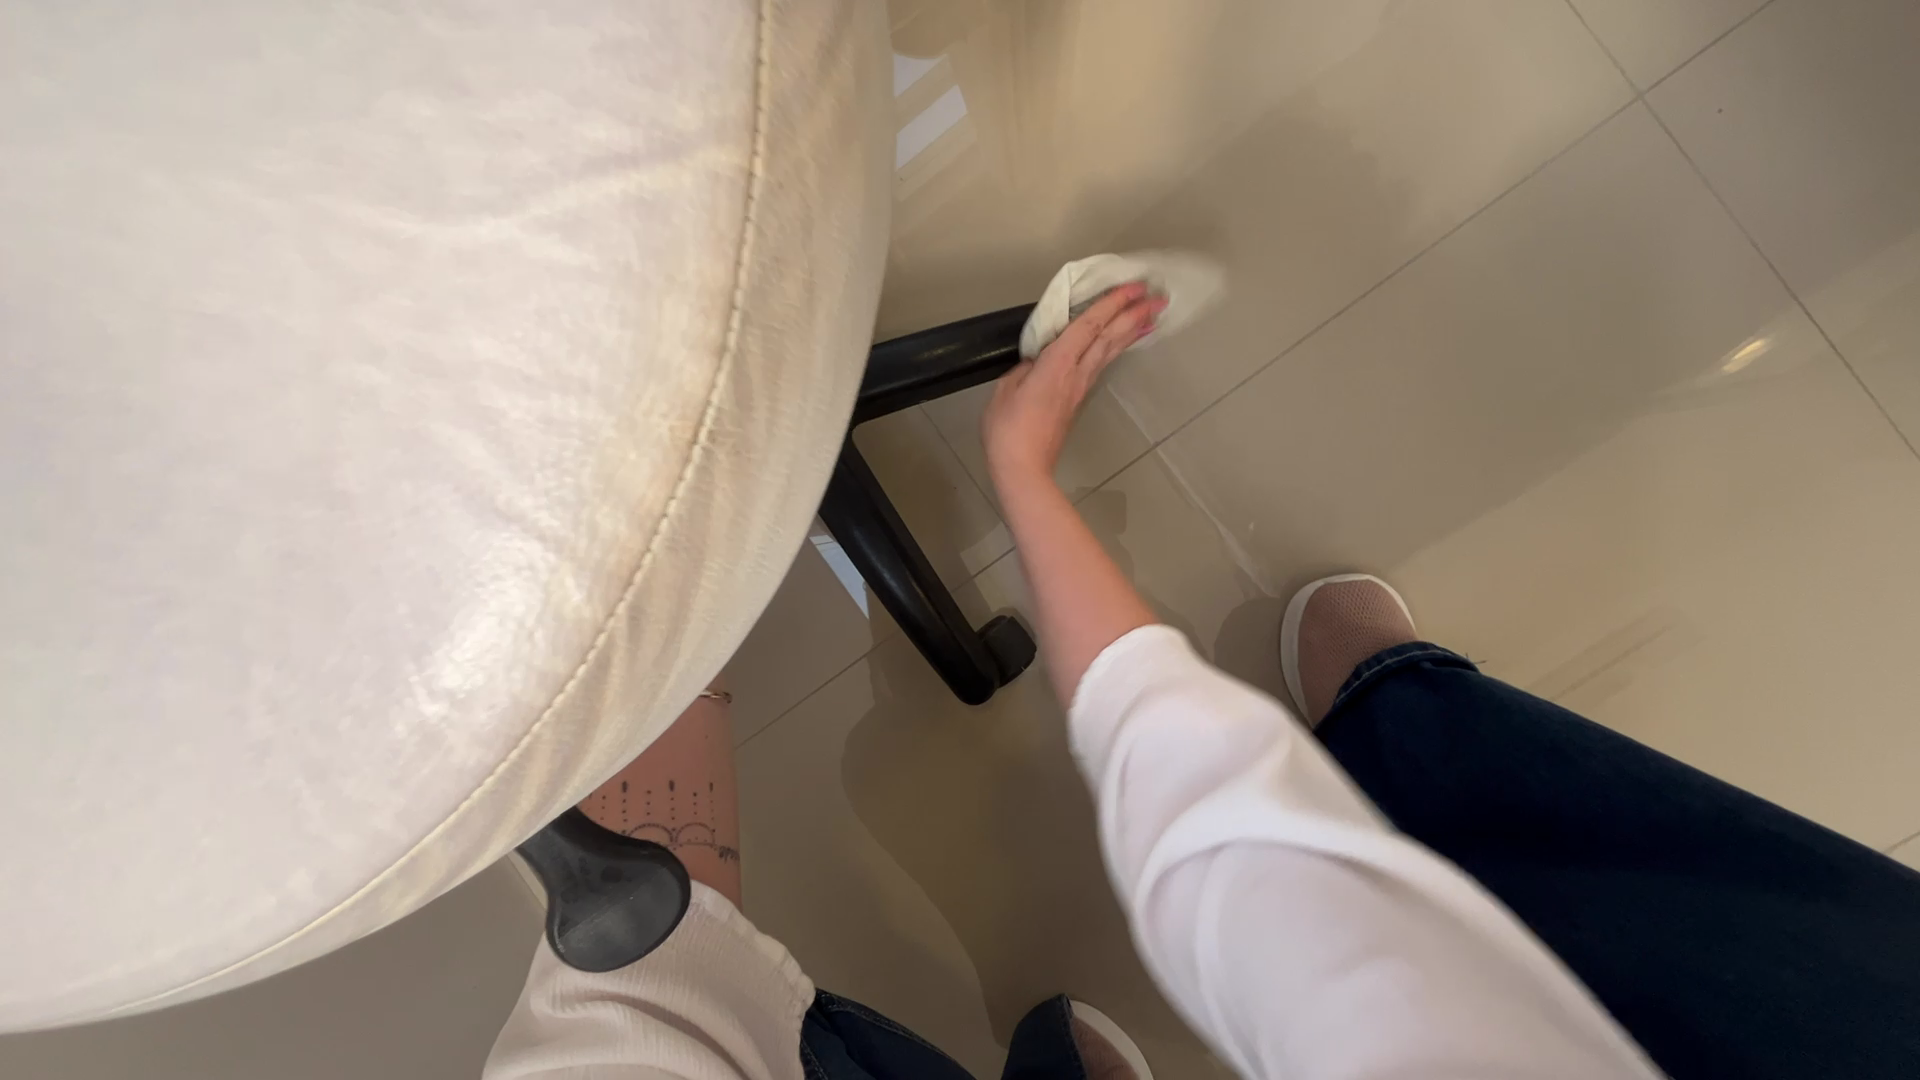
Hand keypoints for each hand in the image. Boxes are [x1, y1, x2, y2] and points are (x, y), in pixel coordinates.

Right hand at [982, 283, 1166, 488]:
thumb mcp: (1006, 390)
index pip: (1089, 325)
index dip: (1111, 303)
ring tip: (1151, 315)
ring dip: (1130, 331)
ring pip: (1110, 352)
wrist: (1023, 468)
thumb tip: (1038, 360)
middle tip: (1157, 296)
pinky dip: (1116, 350)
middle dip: (1133, 314)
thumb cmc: (1008, 431)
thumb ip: (1024, 368)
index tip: (1132, 286)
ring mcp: (1080, 388)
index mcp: (1057, 364)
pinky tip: (1121, 345)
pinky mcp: (1077, 401)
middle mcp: (1076, 373)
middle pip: (1109, 337)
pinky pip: (1101, 365)